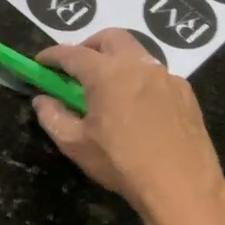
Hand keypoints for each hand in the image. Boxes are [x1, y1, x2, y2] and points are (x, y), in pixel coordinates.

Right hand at [33, 30, 224, 224]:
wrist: (181, 186)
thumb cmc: (121, 163)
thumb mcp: (74, 143)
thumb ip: (52, 115)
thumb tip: (43, 100)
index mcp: (108, 75)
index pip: (72, 53)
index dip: (51, 56)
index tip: (39, 63)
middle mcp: (140, 67)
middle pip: (111, 38)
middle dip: (87, 46)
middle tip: (73, 68)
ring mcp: (168, 78)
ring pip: (136, 54)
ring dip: (114, 61)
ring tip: (103, 90)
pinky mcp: (186, 94)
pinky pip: (155, 75)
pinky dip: (136, 79)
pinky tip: (131, 107)